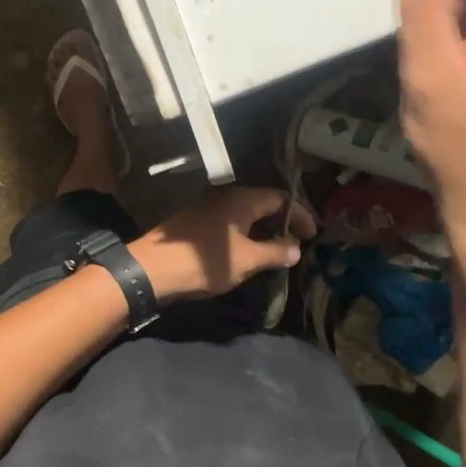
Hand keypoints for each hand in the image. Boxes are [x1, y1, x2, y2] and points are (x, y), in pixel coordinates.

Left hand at [129, 187, 315, 301]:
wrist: (153, 269)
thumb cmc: (204, 262)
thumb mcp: (247, 260)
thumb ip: (275, 253)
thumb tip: (296, 249)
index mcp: (242, 199)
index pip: (280, 199)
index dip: (300, 215)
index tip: (312, 234)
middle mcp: (225, 196)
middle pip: (262, 204)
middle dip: (281, 223)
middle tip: (295, 243)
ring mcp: (207, 208)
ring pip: (244, 215)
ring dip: (262, 231)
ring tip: (274, 252)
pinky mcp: (194, 223)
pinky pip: (229, 224)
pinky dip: (244, 235)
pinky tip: (246, 254)